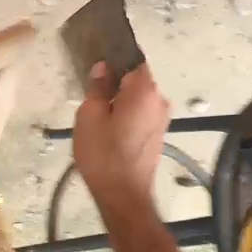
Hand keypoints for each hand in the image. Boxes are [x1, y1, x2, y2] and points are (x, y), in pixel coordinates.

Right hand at [73, 63, 170, 217]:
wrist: (123, 195)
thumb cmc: (103, 153)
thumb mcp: (90, 116)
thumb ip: (98, 88)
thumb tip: (103, 68)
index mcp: (144, 90)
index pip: (133, 58)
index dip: (115, 56)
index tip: (97, 59)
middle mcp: (159, 100)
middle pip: (136, 79)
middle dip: (115, 80)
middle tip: (90, 90)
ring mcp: (161, 119)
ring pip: (138, 98)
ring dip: (120, 99)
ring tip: (96, 112)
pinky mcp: (157, 135)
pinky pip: (140, 114)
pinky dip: (126, 114)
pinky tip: (108, 126)